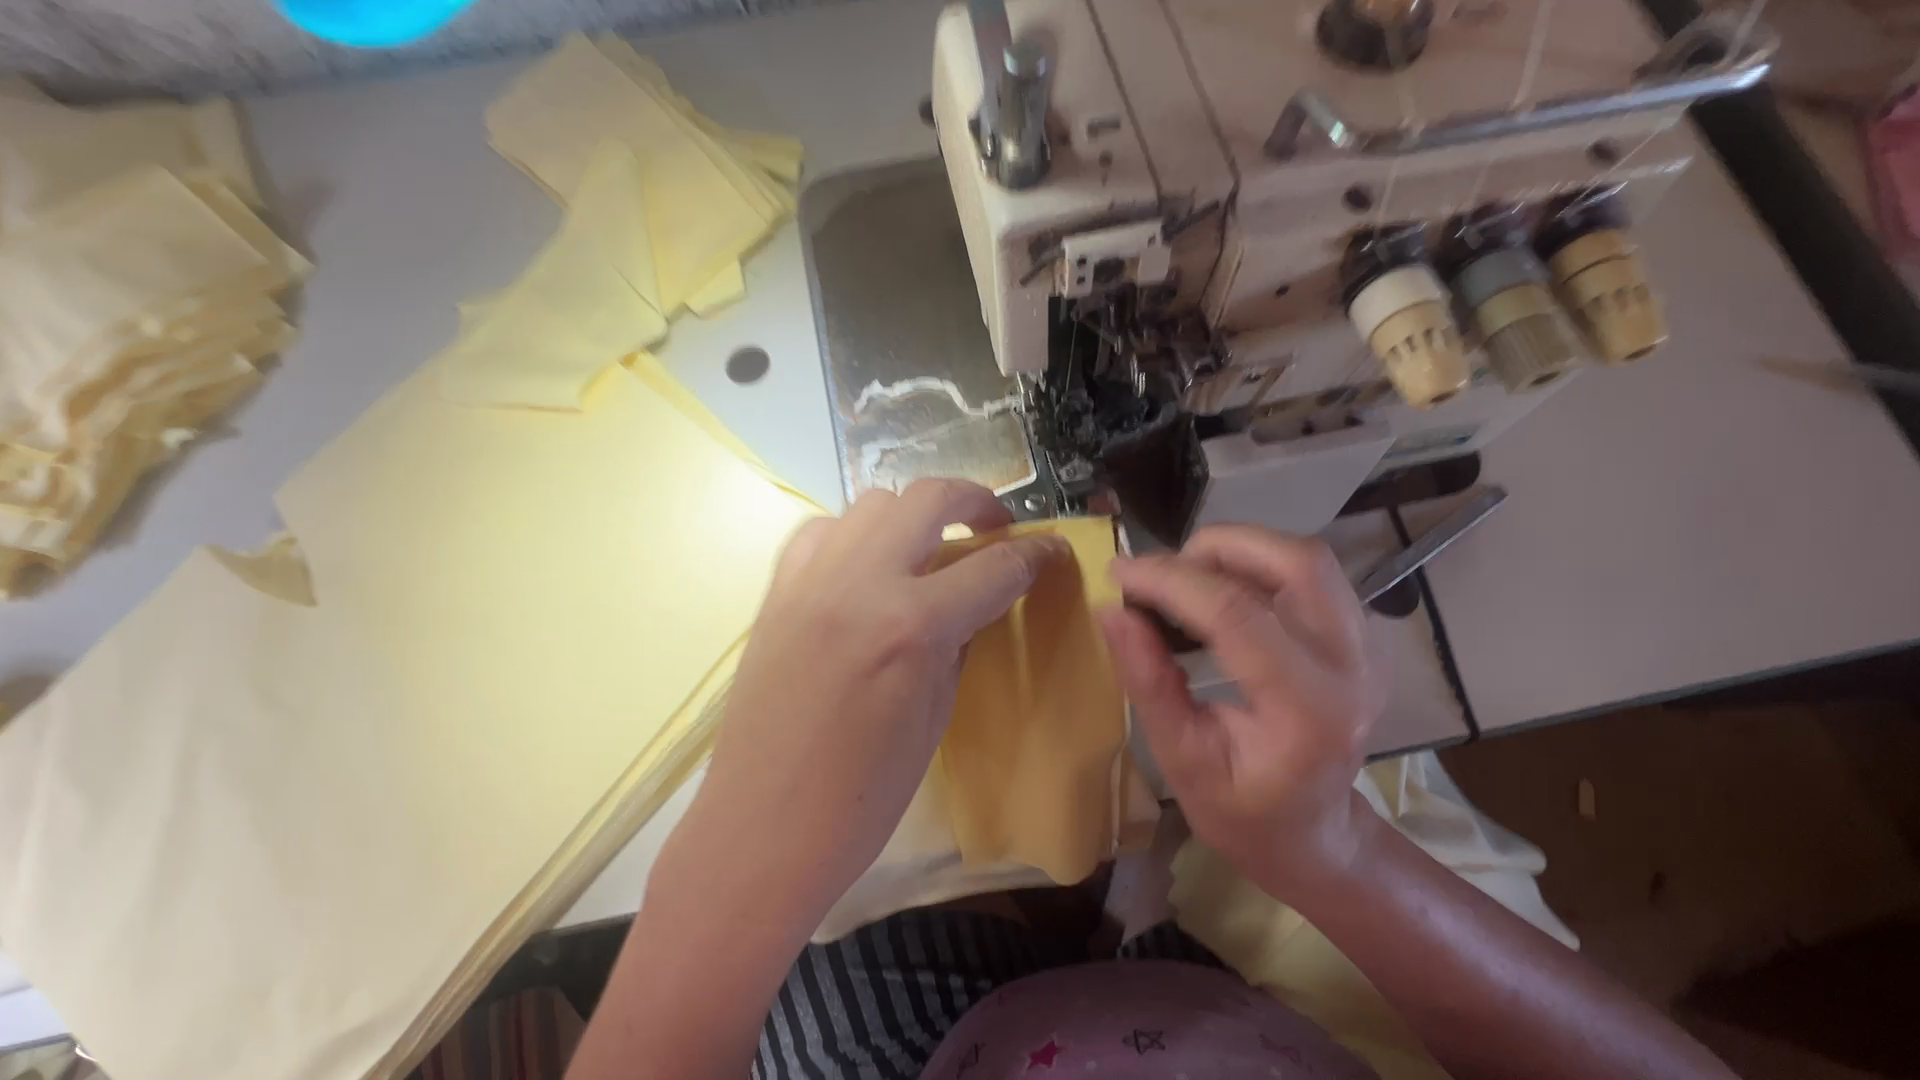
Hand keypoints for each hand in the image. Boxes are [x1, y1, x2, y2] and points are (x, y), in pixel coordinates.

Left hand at [685, 479, 1068, 920]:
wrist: (762, 829)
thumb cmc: (861, 799)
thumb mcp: (934, 720)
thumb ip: (958, 644)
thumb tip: (977, 602)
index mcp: (912, 627)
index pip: (993, 568)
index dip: (1034, 556)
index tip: (1051, 551)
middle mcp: (859, 584)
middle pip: (929, 499)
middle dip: (976, 502)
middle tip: (996, 528)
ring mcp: (810, 581)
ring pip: (872, 503)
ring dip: (913, 516)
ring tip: (930, 550)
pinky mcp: (776, 592)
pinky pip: (822, 533)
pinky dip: (855, 536)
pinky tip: (867, 569)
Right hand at [1098, 526, 1385, 895]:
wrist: (1312, 835)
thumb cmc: (1243, 812)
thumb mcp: (1182, 759)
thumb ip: (1149, 682)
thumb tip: (1112, 610)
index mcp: (1307, 710)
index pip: (1238, 615)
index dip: (1172, 582)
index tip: (1118, 573)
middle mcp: (1352, 667)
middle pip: (1296, 563)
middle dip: (1217, 548)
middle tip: (1162, 573)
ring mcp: (1367, 649)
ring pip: (1307, 560)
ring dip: (1239, 552)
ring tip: (1186, 580)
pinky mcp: (1362, 638)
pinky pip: (1312, 576)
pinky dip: (1258, 566)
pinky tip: (1219, 593)